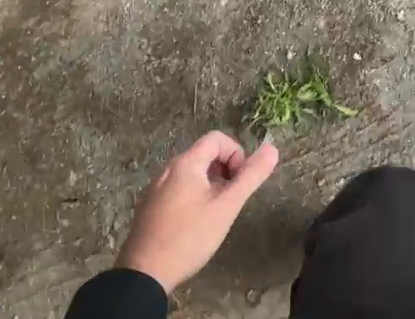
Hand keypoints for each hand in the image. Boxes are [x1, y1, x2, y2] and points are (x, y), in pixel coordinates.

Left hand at [116, 131, 279, 292]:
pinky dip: (193, 196)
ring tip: (215, 213)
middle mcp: (168, 169)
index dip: (236, 154)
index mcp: (186, 163)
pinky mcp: (150, 206)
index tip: (239, 181)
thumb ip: (250, 177)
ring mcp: (156, 188)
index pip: (218, 138)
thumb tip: (272, 149)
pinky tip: (194, 224)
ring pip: (192, 173)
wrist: (142, 277)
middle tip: (230, 199)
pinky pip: (178, 188)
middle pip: (205, 154)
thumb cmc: (188, 238)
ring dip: (210, 184)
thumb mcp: (225, 207)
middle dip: (225, 171)